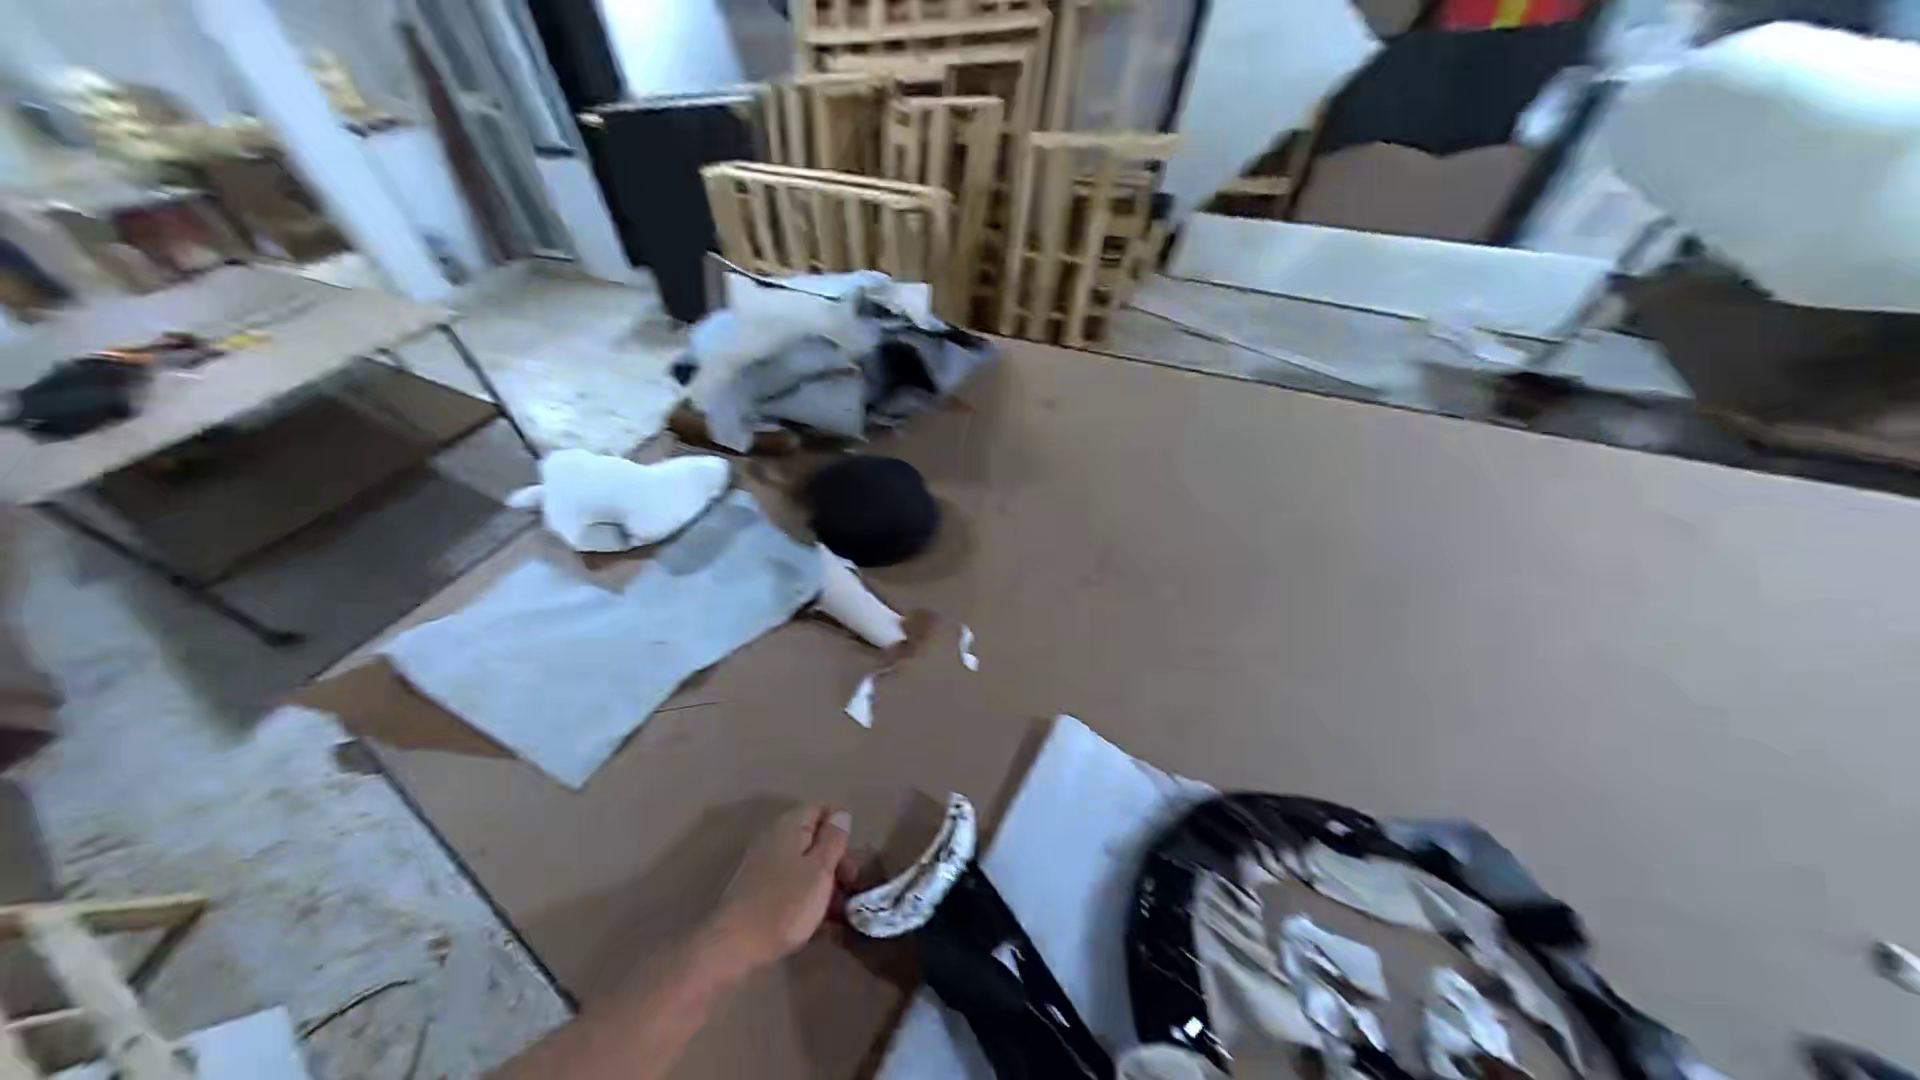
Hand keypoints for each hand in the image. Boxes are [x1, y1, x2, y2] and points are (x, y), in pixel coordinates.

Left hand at [699, 803, 852, 979]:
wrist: (732, 947)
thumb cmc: (784, 905)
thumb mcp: (819, 870)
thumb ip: (833, 839)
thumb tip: (841, 815)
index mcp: (791, 825)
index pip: (823, 809)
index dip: (842, 830)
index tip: (852, 859)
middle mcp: (775, 838)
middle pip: (815, 837)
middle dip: (836, 860)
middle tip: (849, 889)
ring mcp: (764, 864)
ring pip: (804, 864)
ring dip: (824, 883)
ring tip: (838, 913)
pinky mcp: (759, 890)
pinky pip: (791, 883)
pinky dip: (807, 897)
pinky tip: (819, 923)